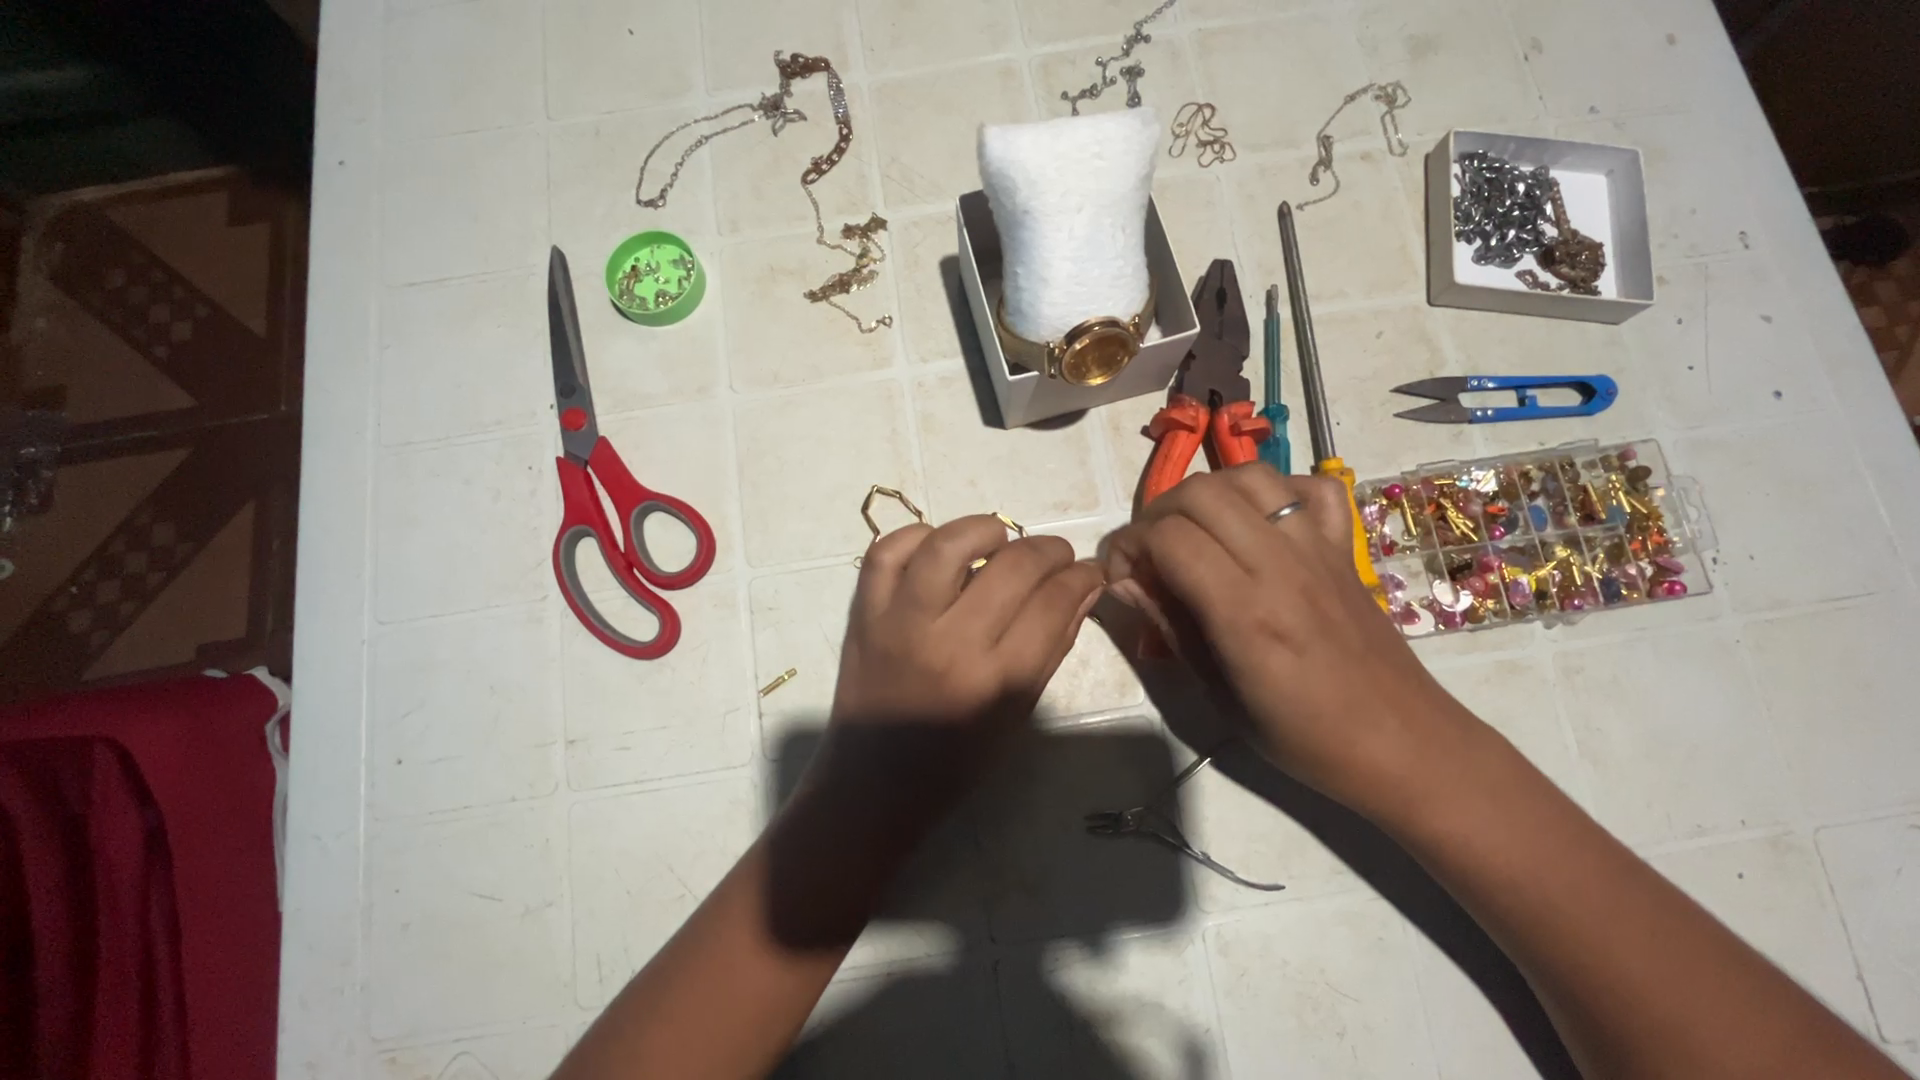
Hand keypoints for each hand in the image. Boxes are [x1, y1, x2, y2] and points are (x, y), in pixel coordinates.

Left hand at [811, 515, 1104, 816]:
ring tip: (999, 540)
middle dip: (1049, 550)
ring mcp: (900, 625)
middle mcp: (950, 646)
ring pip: (947, 546)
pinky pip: (886, 552)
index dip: (1082, 576)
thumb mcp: (1018, 712)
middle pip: (1012, 567)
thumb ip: (1053, 645)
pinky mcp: (863, 615)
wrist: (874, 782)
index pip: (1053, 603)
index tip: (1088, 571)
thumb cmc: (957, 758)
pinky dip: (918, 537)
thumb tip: (1085, 587)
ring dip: (985, 530)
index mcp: (996, 681)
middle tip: (1055, 556)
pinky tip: (940, 550)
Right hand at [1101, 466, 1473, 814]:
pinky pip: (1310, 489)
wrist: (1400, 743)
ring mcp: (1318, 549)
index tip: (1121, 576)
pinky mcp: (1344, 548)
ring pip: (1250, 477)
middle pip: (1201, 493)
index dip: (1129, 546)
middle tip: (1150, 552)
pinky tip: (1259, 522)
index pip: (1169, 537)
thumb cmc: (1301, 735)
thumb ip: (1172, 627)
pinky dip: (1276, 490)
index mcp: (1245, 612)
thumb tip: (1127, 582)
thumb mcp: (1218, 695)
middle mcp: (1280, 565)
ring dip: (1208, 493)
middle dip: (1158, 513)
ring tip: (1196, 530)